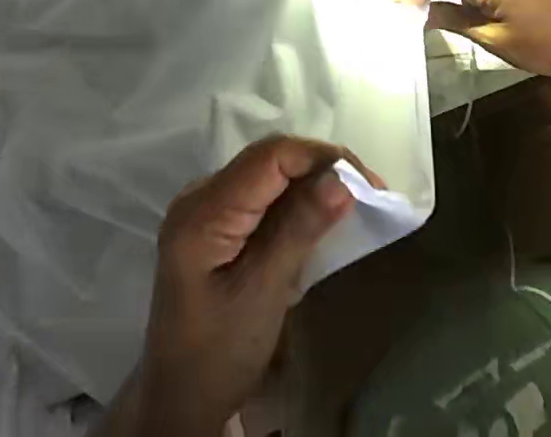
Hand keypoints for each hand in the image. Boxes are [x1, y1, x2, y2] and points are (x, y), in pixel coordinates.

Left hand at [107, 136, 368, 436]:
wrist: (179, 394)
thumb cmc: (219, 352)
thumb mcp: (263, 293)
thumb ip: (299, 229)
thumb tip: (342, 179)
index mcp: (203, 211)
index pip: (268, 157)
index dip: (319, 157)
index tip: (366, 183)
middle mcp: (200, 194)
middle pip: (269, 158)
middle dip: (321, 165)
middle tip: (370, 191)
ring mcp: (207, 205)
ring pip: (269, 171)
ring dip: (313, 179)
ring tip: (356, 198)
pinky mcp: (218, 220)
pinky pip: (263, 192)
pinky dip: (297, 196)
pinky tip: (323, 211)